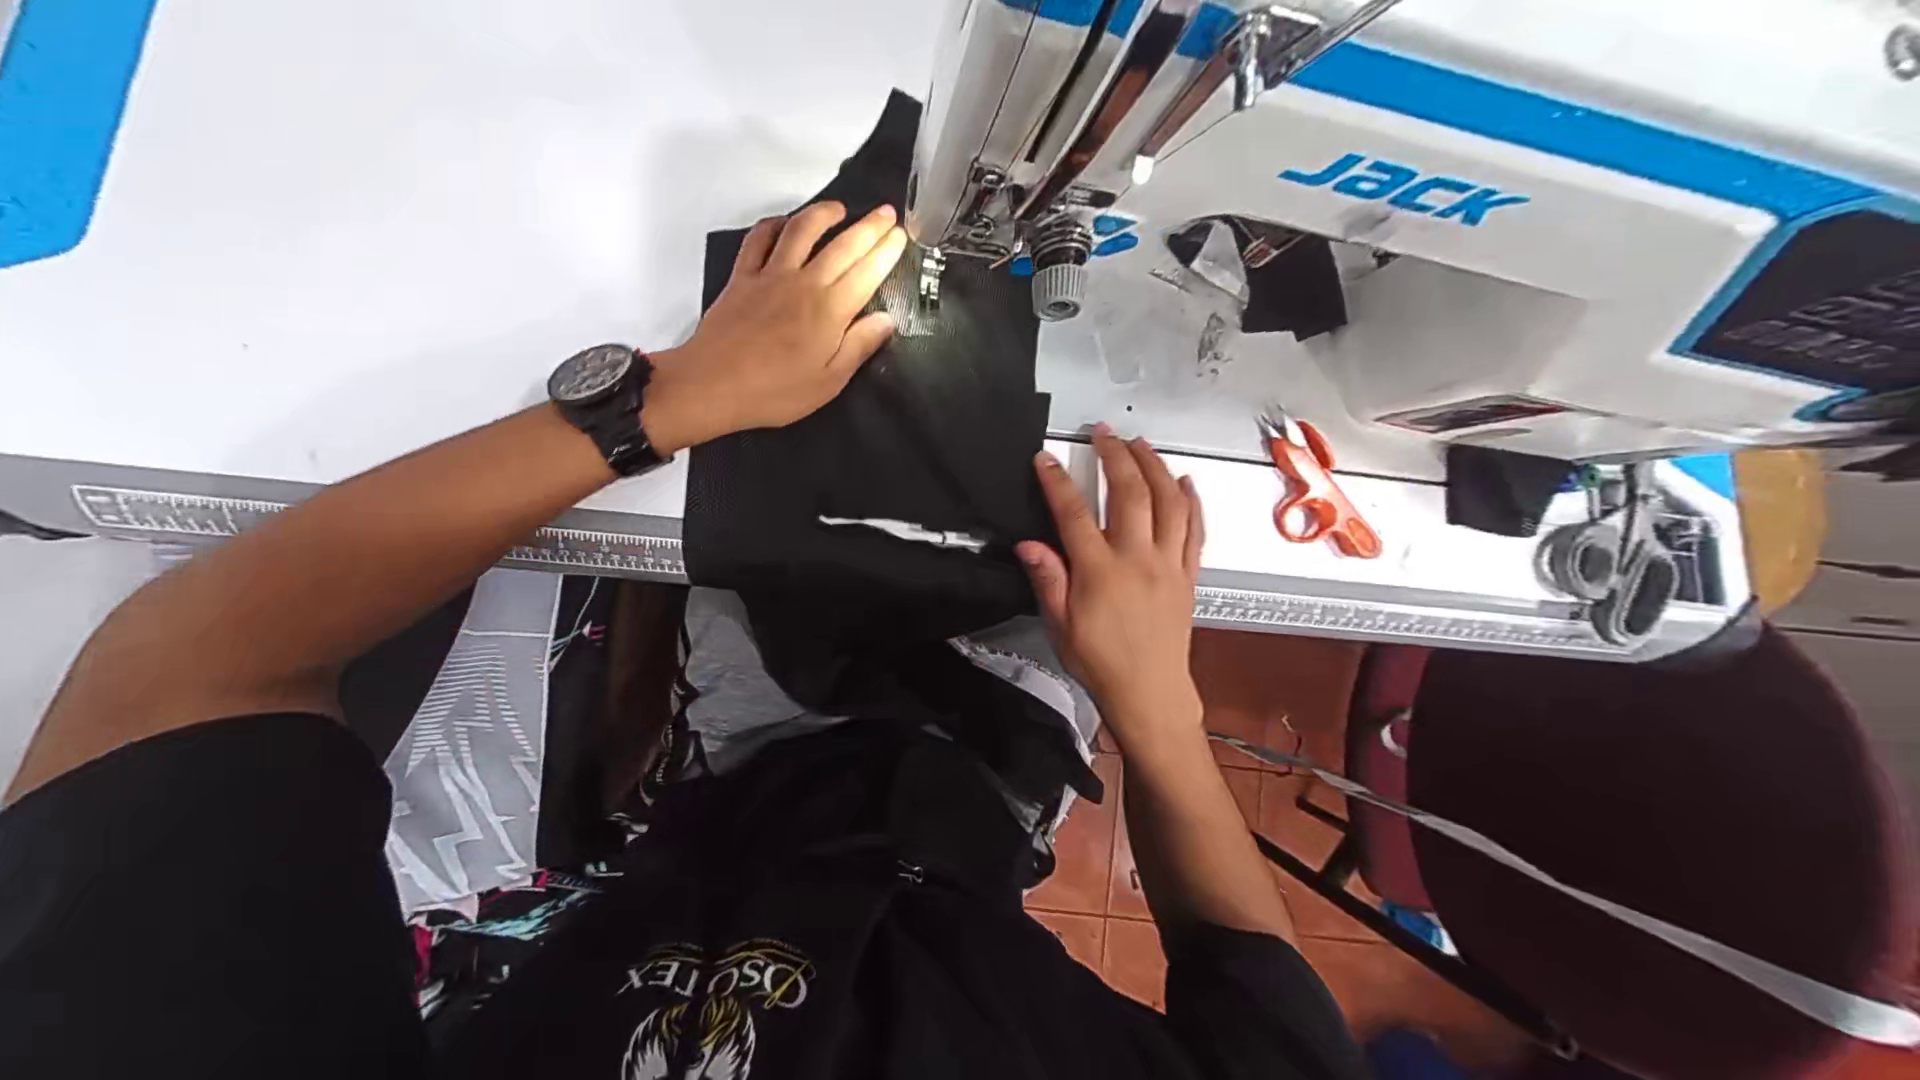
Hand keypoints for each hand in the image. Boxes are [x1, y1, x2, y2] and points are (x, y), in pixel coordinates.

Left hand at [640, 201, 907, 454]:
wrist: (714, 384)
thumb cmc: (776, 392)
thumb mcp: (829, 381)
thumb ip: (859, 346)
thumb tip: (886, 320)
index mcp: (830, 311)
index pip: (867, 272)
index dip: (886, 251)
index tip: (901, 236)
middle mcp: (804, 284)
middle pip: (842, 246)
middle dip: (869, 227)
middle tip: (887, 213)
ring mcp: (771, 275)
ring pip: (801, 231)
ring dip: (823, 214)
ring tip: (839, 208)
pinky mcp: (742, 277)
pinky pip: (759, 239)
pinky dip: (774, 225)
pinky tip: (784, 222)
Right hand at [1019, 425, 1205, 749]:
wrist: (1149, 694)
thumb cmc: (1101, 664)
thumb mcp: (1059, 625)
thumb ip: (1047, 579)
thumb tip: (1030, 544)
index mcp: (1100, 572)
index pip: (1074, 513)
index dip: (1056, 481)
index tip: (1045, 460)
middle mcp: (1138, 560)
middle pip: (1130, 492)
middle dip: (1115, 455)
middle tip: (1104, 433)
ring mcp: (1168, 565)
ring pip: (1168, 502)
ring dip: (1154, 467)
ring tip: (1141, 445)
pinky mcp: (1187, 575)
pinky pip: (1195, 529)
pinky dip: (1191, 500)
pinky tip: (1184, 483)